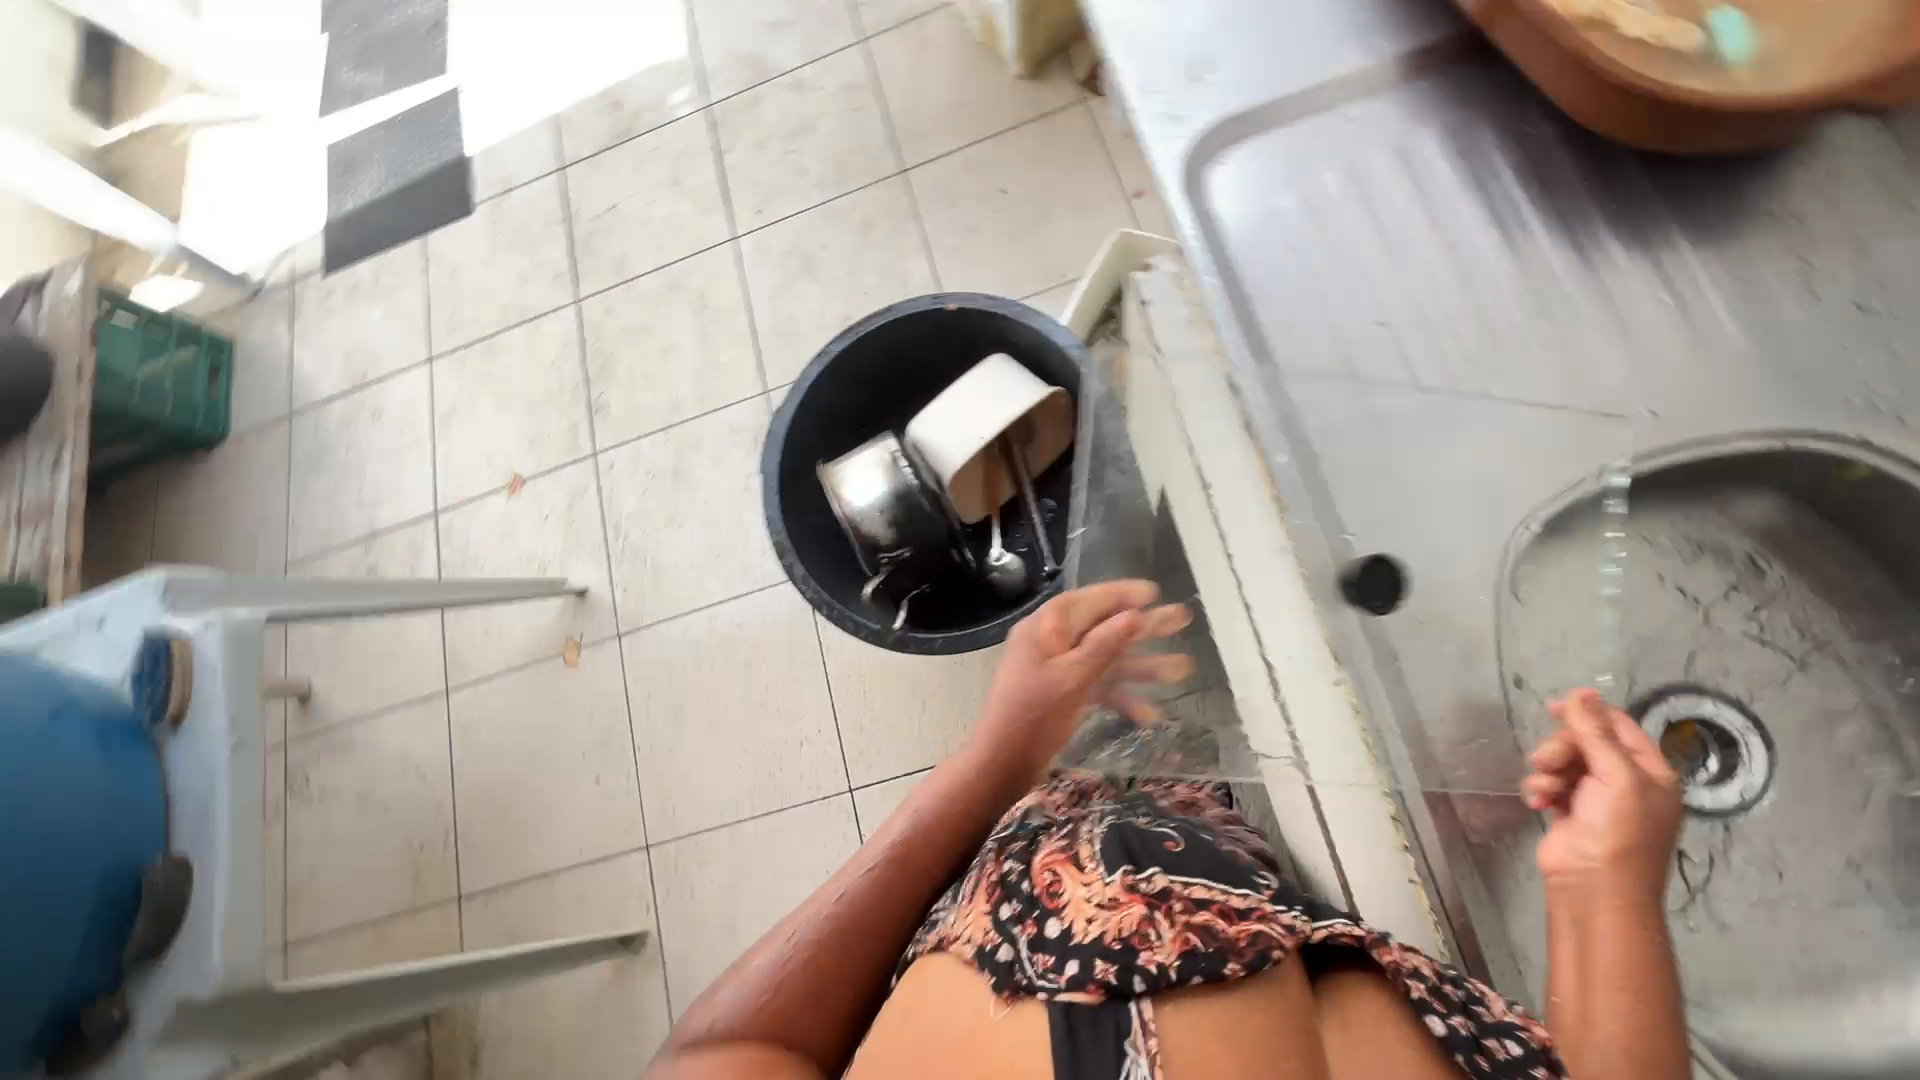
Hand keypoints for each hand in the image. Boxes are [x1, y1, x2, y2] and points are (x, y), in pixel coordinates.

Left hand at [965, 579, 1191, 785]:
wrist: (1002, 762)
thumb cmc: (1033, 715)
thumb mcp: (1072, 678)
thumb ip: (1103, 645)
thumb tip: (1134, 614)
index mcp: (1045, 627)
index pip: (1088, 600)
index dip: (1121, 594)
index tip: (1155, 592)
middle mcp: (1052, 642)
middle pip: (1103, 627)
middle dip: (1143, 627)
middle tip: (1183, 618)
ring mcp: (1058, 668)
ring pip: (1105, 659)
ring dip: (1142, 666)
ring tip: (1184, 668)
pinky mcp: (1064, 694)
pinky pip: (1097, 686)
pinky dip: (1120, 697)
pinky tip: (1150, 714)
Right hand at [1524, 688, 1682, 901]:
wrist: (1595, 886)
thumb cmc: (1618, 830)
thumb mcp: (1615, 776)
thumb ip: (1595, 732)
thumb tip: (1583, 690)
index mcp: (1650, 771)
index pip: (1618, 727)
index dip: (1587, 713)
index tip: (1552, 707)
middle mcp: (1625, 781)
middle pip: (1583, 743)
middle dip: (1559, 749)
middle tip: (1547, 762)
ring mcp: (1596, 797)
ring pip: (1561, 763)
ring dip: (1546, 772)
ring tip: (1544, 790)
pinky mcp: (1568, 811)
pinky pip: (1549, 784)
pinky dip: (1540, 790)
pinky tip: (1538, 803)